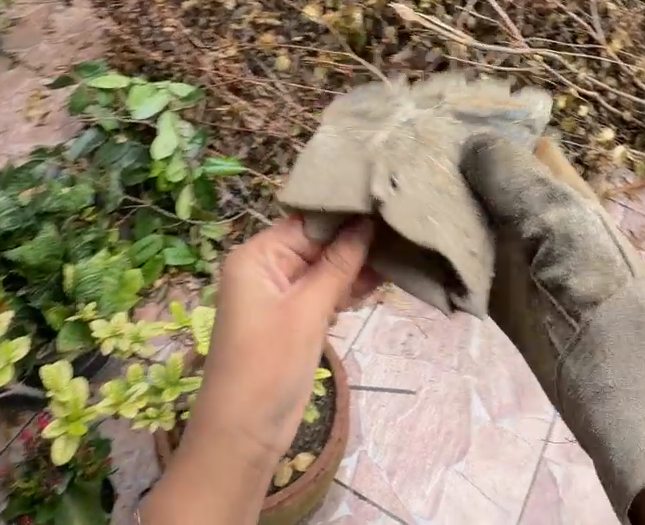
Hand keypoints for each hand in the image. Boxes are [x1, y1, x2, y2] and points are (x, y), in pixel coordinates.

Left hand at [144, 216, 378, 524]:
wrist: (242, 439)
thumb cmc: (268, 368)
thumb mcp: (307, 311)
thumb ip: (339, 264)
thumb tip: (368, 222)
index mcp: (257, 255)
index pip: (310, 221)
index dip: (348, 214)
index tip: (389, 205)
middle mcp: (266, 266)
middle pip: (319, 242)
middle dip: (358, 242)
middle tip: (402, 234)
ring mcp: (279, 292)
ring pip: (326, 266)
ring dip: (358, 267)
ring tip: (399, 257)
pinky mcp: (292, 315)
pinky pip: (324, 289)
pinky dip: (348, 288)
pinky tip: (380, 281)